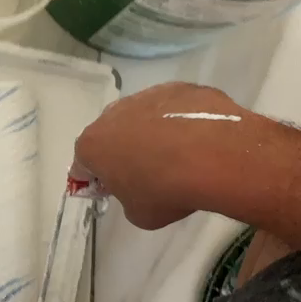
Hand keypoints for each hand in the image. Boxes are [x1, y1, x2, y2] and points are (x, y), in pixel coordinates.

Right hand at [73, 82, 276, 228]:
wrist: (216, 156)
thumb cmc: (167, 190)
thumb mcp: (140, 214)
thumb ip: (128, 199)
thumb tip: (137, 190)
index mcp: (92, 146)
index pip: (84, 165)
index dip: (98, 180)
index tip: (115, 190)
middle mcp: (111, 115)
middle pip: (111, 135)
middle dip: (123, 151)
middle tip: (147, 173)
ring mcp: (146, 96)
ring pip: (141, 117)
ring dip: (152, 133)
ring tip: (180, 156)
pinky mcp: (179, 88)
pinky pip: (174, 107)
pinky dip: (181, 120)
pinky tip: (200, 139)